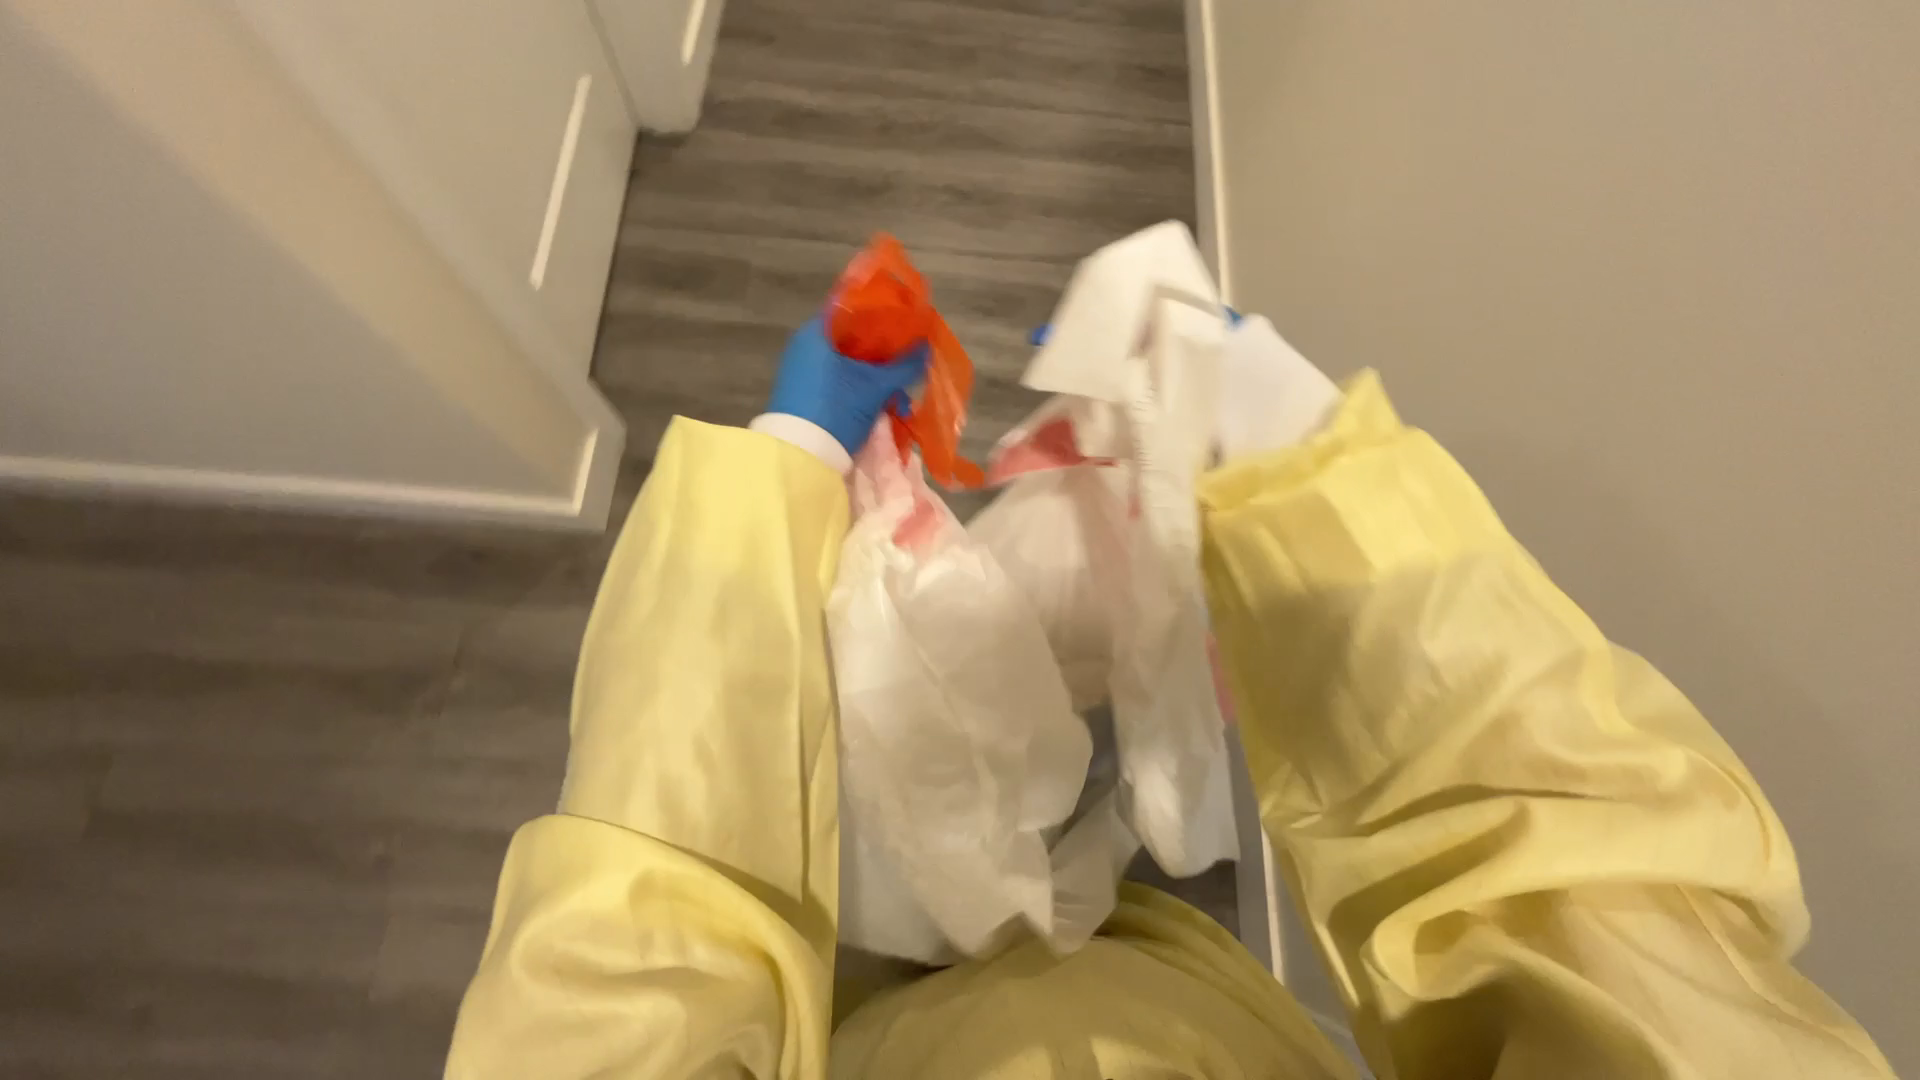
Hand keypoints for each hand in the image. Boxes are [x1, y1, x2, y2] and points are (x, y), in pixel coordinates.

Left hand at [767, 316, 928, 454]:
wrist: (801, 456)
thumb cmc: (837, 408)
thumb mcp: (875, 387)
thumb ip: (903, 366)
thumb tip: (927, 347)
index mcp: (816, 332)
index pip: (853, 309)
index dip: (883, 315)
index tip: (908, 325)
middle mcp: (806, 346)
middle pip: (854, 340)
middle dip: (884, 354)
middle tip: (908, 364)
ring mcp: (804, 372)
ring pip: (849, 365)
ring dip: (876, 377)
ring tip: (899, 393)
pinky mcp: (806, 394)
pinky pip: (841, 383)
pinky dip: (861, 390)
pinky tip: (882, 404)